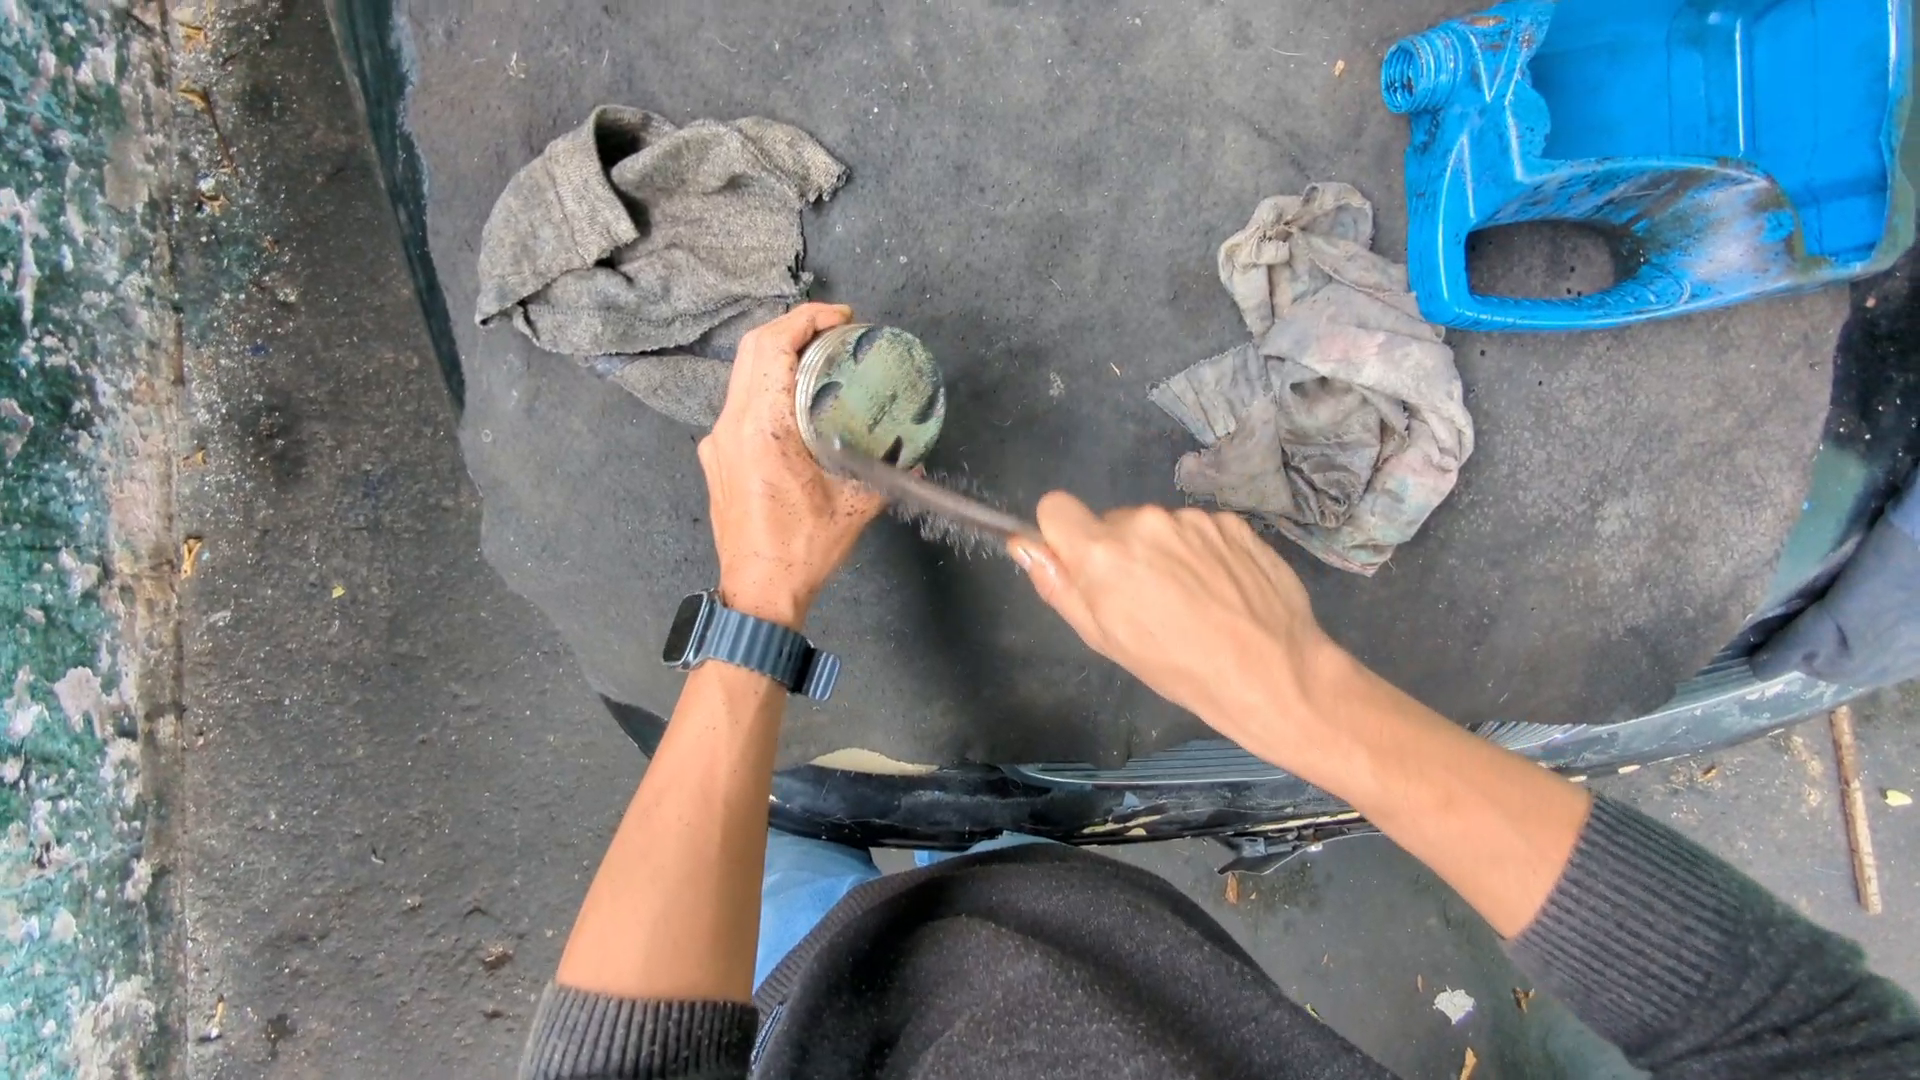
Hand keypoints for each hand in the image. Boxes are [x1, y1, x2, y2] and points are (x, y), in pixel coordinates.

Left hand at [699, 304, 885, 627]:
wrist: (757, 592)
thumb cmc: (802, 551)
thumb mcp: (855, 507)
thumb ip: (886, 473)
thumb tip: (912, 455)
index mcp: (762, 430)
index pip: (772, 347)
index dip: (805, 319)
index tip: (840, 318)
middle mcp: (731, 426)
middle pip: (752, 349)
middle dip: (793, 328)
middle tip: (834, 332)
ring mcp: (717, 441)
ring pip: (742, 374)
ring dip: (779, 356)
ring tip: (820, 361)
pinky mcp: (717, 456)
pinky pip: (739, 402)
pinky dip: (768, 385)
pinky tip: (797, 402)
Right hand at [1007, 493, 1348, 755]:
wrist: (1272, 671)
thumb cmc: (1177, 668)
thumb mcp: (1103, 639)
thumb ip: (1058, 586)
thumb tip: (1024, 545)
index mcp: (1103, 552)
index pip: (1055, 507)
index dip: (1062, 536)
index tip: (1080, 565)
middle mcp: (1144, 521)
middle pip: (1109, 521)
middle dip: (1117, 551)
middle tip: (1145, 600)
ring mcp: (1192, 518)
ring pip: (1155, 526)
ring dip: (1160, 551)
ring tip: (1190, 598)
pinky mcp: (1231, 521)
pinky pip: (1195, 529)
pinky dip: (1198, 551)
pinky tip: (1219, 588)